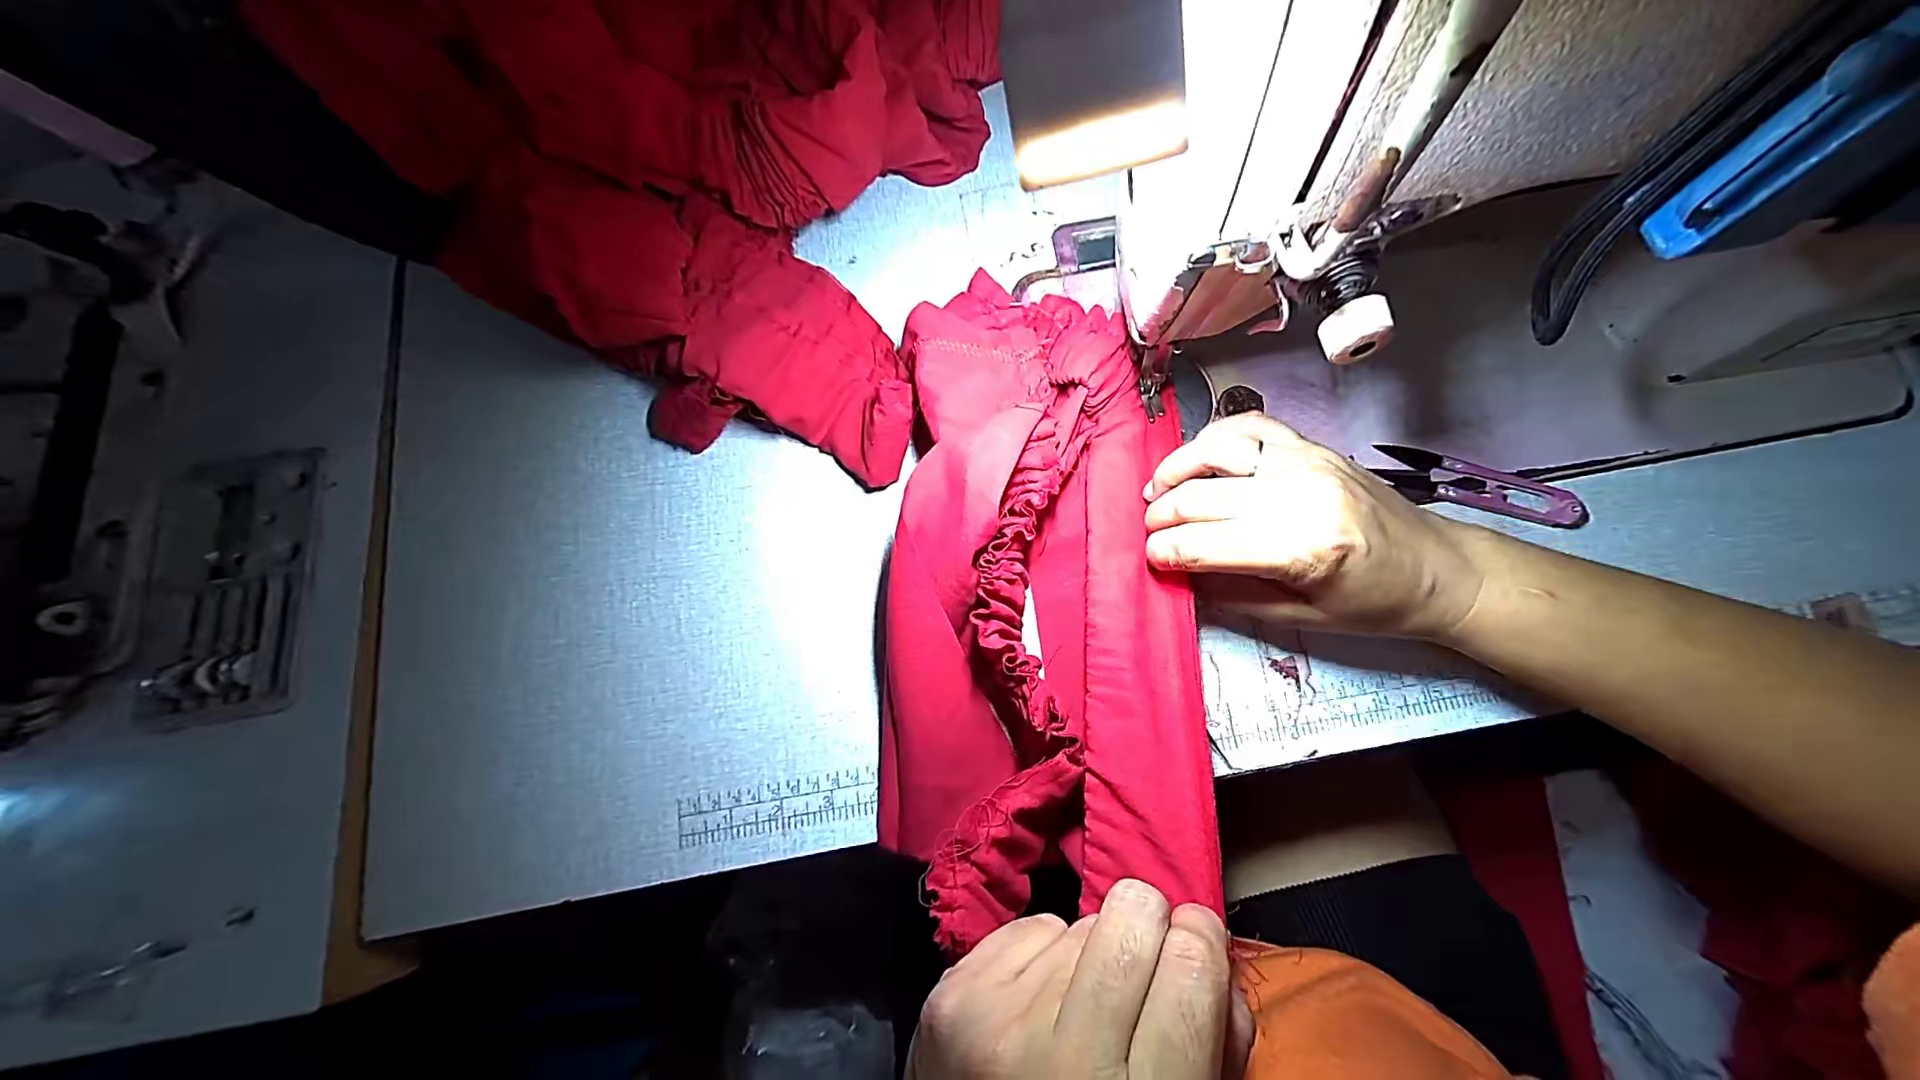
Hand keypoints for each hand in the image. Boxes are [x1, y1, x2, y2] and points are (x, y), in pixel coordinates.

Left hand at [906, 879, 1249, 1079]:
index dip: (1201, 940)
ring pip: (1077, 924)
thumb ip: (1213, 1038)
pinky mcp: (956, 995)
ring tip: (1075, 1005)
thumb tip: (1210, 947)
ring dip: (1088, 953)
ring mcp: (1000, 1020)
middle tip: (1141, 952)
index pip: (1190, 971)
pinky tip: (1034, 1002)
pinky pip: (1030, 928)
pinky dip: (1042, 954)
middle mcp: (1066, 1059)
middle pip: (1130, 917)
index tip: (1196, 937)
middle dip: (1147, 921)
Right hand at [1143, 413, 1486, 639]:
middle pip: (1201, 498)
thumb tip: (1177, 571)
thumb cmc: (1372, 603)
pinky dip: (1212, 438)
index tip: (1149, 560)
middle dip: (1161, 518)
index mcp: (1303, 548)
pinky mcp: (1312, 445)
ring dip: (1175, 472)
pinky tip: (1195, 459)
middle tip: (1148, 533)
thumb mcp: (1298, 616)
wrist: (1439, 567)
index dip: (1164, 552)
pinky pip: (1248, 427)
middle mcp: (1302, 494)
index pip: (1203, 544)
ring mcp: (1307, 460)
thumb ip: (1229, 593)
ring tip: (1156, 492)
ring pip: (1216, 451)